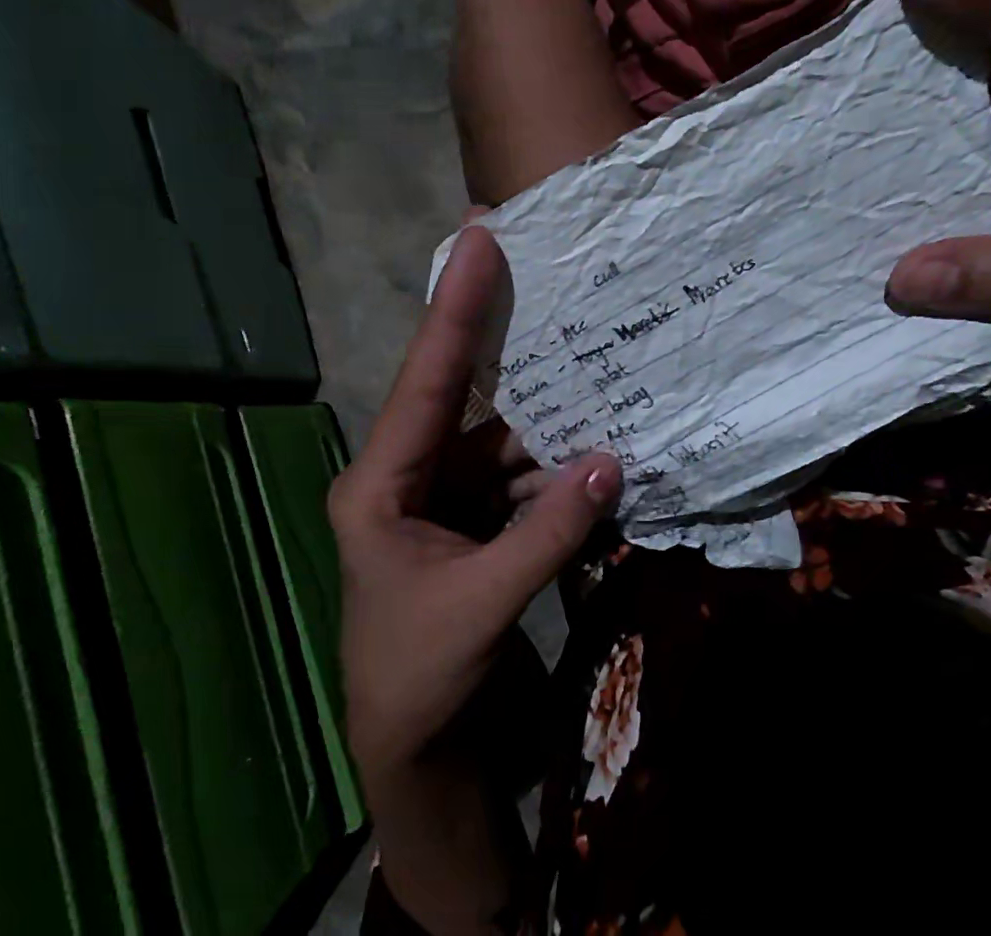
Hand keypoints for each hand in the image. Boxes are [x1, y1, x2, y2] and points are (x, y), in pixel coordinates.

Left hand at [328, 226, 621, 782]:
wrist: (419, 751)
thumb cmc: (420, 678)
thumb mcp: (482, 602)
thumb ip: (547, 531)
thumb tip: (611, 460)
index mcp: (379, 486)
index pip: (423, 382)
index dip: (454, 310)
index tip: (478, 238)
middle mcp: (407, 479)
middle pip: (466, 402)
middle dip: (510, 351)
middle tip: (551, 283)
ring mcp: (444, 503)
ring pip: (504, 446)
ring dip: (552, 428)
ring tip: (601, 378)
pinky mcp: (474, 529)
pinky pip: (521, 486)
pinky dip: (558, 476)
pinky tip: (598, 459)